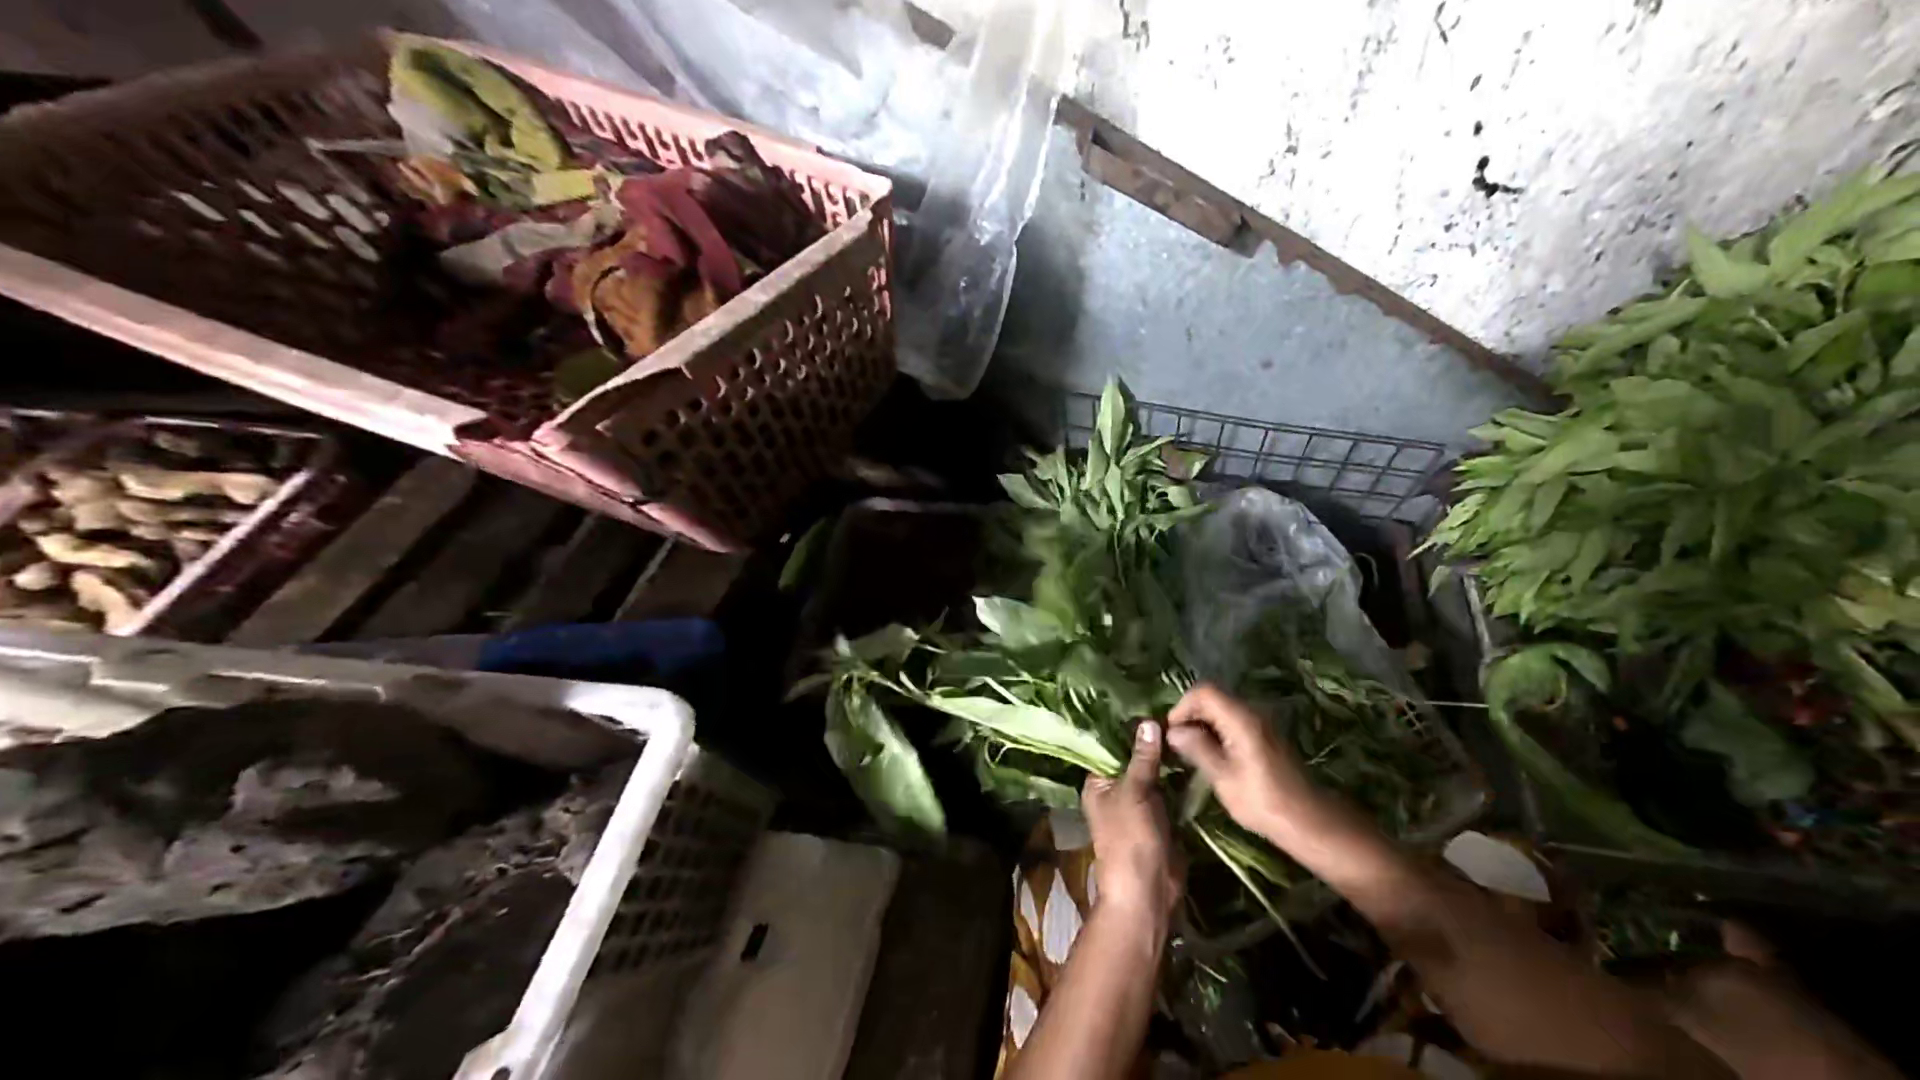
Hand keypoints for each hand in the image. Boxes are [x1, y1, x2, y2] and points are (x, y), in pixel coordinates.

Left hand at [1082, 720, 1181, 924]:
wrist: (1149, 892)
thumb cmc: (1131, 839)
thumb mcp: (1135, 793)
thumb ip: (1143, 758)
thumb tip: (1149, 721)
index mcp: (1098, 782)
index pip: (1110, 746)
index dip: (1129, 727)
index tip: (1151, 703)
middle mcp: (1116, 789)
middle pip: (1134, 758)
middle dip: (1153, 741)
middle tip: (1177, 711)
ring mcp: (1140, 803)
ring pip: (1155, 773)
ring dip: (1169, 758)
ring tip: (1189, 726)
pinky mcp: (1162, 816)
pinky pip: (1170, 790)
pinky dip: (1180, 777)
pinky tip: (1195, 754)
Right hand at [1165, 683, 1315, 834]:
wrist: (1310, 821)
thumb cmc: (1263, 801)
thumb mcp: (1223, 778)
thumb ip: (1197, 749)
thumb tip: (1174, 731)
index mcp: (1241, 719)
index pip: (1203, 692)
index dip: (1182, 707)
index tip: (1171, 732)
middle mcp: (1252, 713)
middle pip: (1212, 698)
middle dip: (1190, 716)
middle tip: (1176, 743)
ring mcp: (1261, 724)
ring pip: (1221, 710)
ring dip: (1202, 725)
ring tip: (1189, 752)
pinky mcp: (1264, 736)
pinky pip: (1232, 722)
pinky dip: (1216, 732)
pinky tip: (1210, 757)